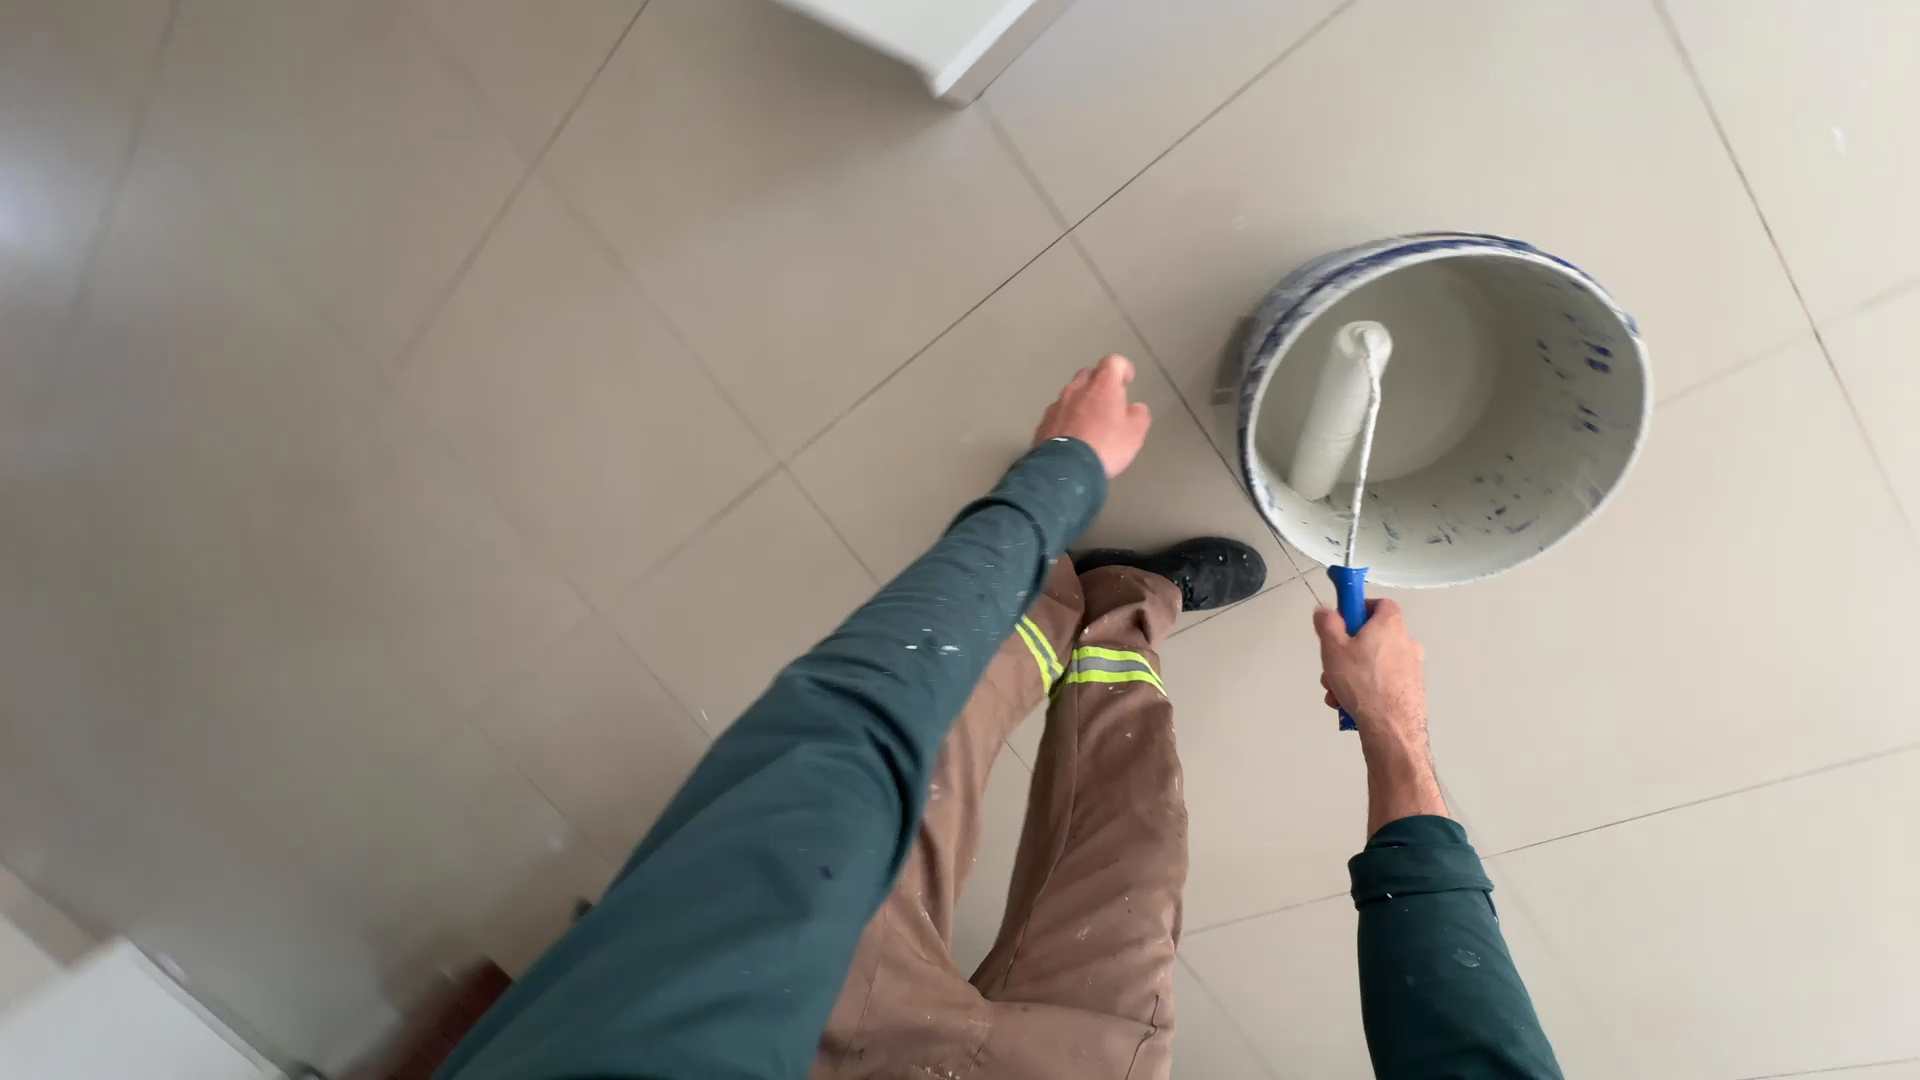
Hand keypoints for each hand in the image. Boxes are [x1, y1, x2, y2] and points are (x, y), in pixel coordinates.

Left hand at [1032, 354, 1151, 477]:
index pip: (1113, 362)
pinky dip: (1066, 419)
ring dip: (1081, 402)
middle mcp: (1076, 389)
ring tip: (1089, 421)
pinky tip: (1072, 436)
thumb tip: (1136, 409)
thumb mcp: (1134, 432)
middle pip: (1088, 374)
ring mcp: (1056, 405)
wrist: (1065, 469)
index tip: (1127, 380)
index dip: (1123, 368)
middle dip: (1099, 382)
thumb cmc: (1105, 446)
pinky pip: (1057, 414)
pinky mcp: (1043, 423)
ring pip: (1070, 394)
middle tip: (1109, 399)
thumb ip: (1139, 415)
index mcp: (1102, 385)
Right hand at [1312, 598, 1426, 739]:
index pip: (1381, 603)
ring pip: (1375, 661)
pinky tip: (1350, 702)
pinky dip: (1367, 686)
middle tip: (1332, 663)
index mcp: (1390, 626)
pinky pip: (1383, 680)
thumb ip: (1327, 623)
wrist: (1390, 727)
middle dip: (1348, 648)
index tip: (1343, 621)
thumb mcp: (1332, 648)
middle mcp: (1407, 642)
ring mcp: (1413, 668)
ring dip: (1353, 671)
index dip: (1360, 607)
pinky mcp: (1412, 689)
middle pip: (1374, 635)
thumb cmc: (1361, 681)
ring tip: (1337, 690)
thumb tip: (1326, 610)